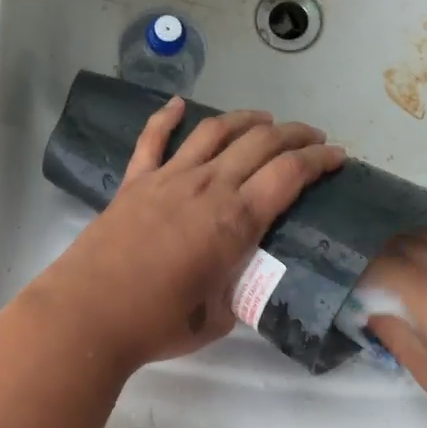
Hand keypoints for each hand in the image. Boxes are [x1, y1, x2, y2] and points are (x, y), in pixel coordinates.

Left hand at [26, 97, 346, 371]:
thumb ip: (237, 288)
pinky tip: (178, 104)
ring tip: (265, 119)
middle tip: (312, 137)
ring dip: (245, 119)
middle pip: (260, 143)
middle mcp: (208, 187)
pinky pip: (153, 139)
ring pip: (214, 131)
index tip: (337, 155)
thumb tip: (240, 275)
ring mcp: (168, 178)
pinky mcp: (135, 182)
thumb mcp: (219, 316)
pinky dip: (166, 117)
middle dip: (294, 134)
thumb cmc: (158, 323)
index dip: (320, 159)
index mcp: (236, 220)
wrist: (89, 314)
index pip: (290, 174)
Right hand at [364, 231, 426, 427]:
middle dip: (381, 251)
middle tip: (362, 271)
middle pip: (409, 241)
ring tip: (390, 272)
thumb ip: (396, 334)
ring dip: (409, 249)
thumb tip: (371, 310)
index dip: (361, 268)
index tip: (345, 279)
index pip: (385, 263)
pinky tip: (426, 280)